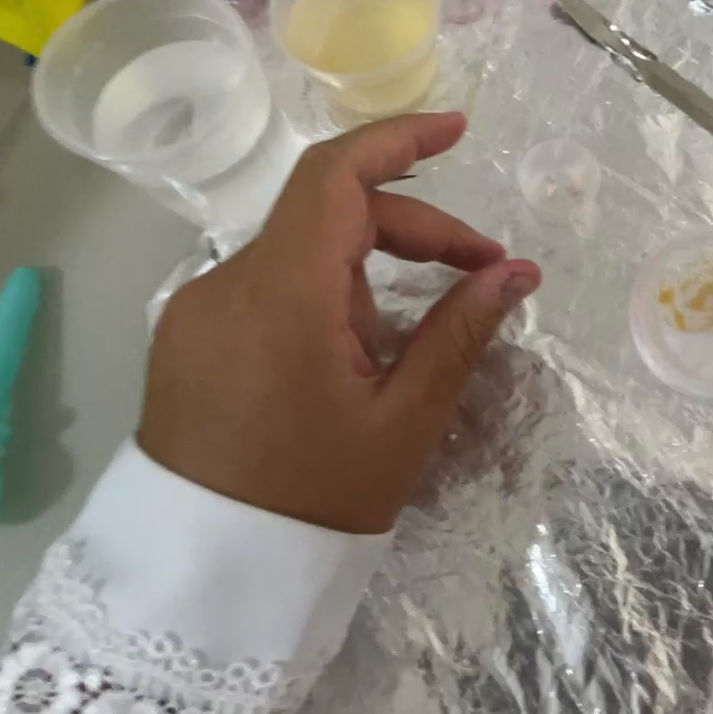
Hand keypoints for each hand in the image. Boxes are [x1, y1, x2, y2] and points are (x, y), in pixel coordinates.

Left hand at [139, 113, 540, 533]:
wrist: (204, 583)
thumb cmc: (315, 502)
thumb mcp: (405, 420)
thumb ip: (462, 332)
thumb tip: (518, 272)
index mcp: (282, 296)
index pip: (336, 176)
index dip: (398, 139)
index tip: (458, 130)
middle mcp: (229, 283)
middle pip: (333, 212)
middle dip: (417, 227)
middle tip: (483, 270)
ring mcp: (202, 307)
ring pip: (305, 245)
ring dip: (375, 257)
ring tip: (427, 314)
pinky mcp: (193, 332)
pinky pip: (274, 279)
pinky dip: (332, 284)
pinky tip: (361, 339)